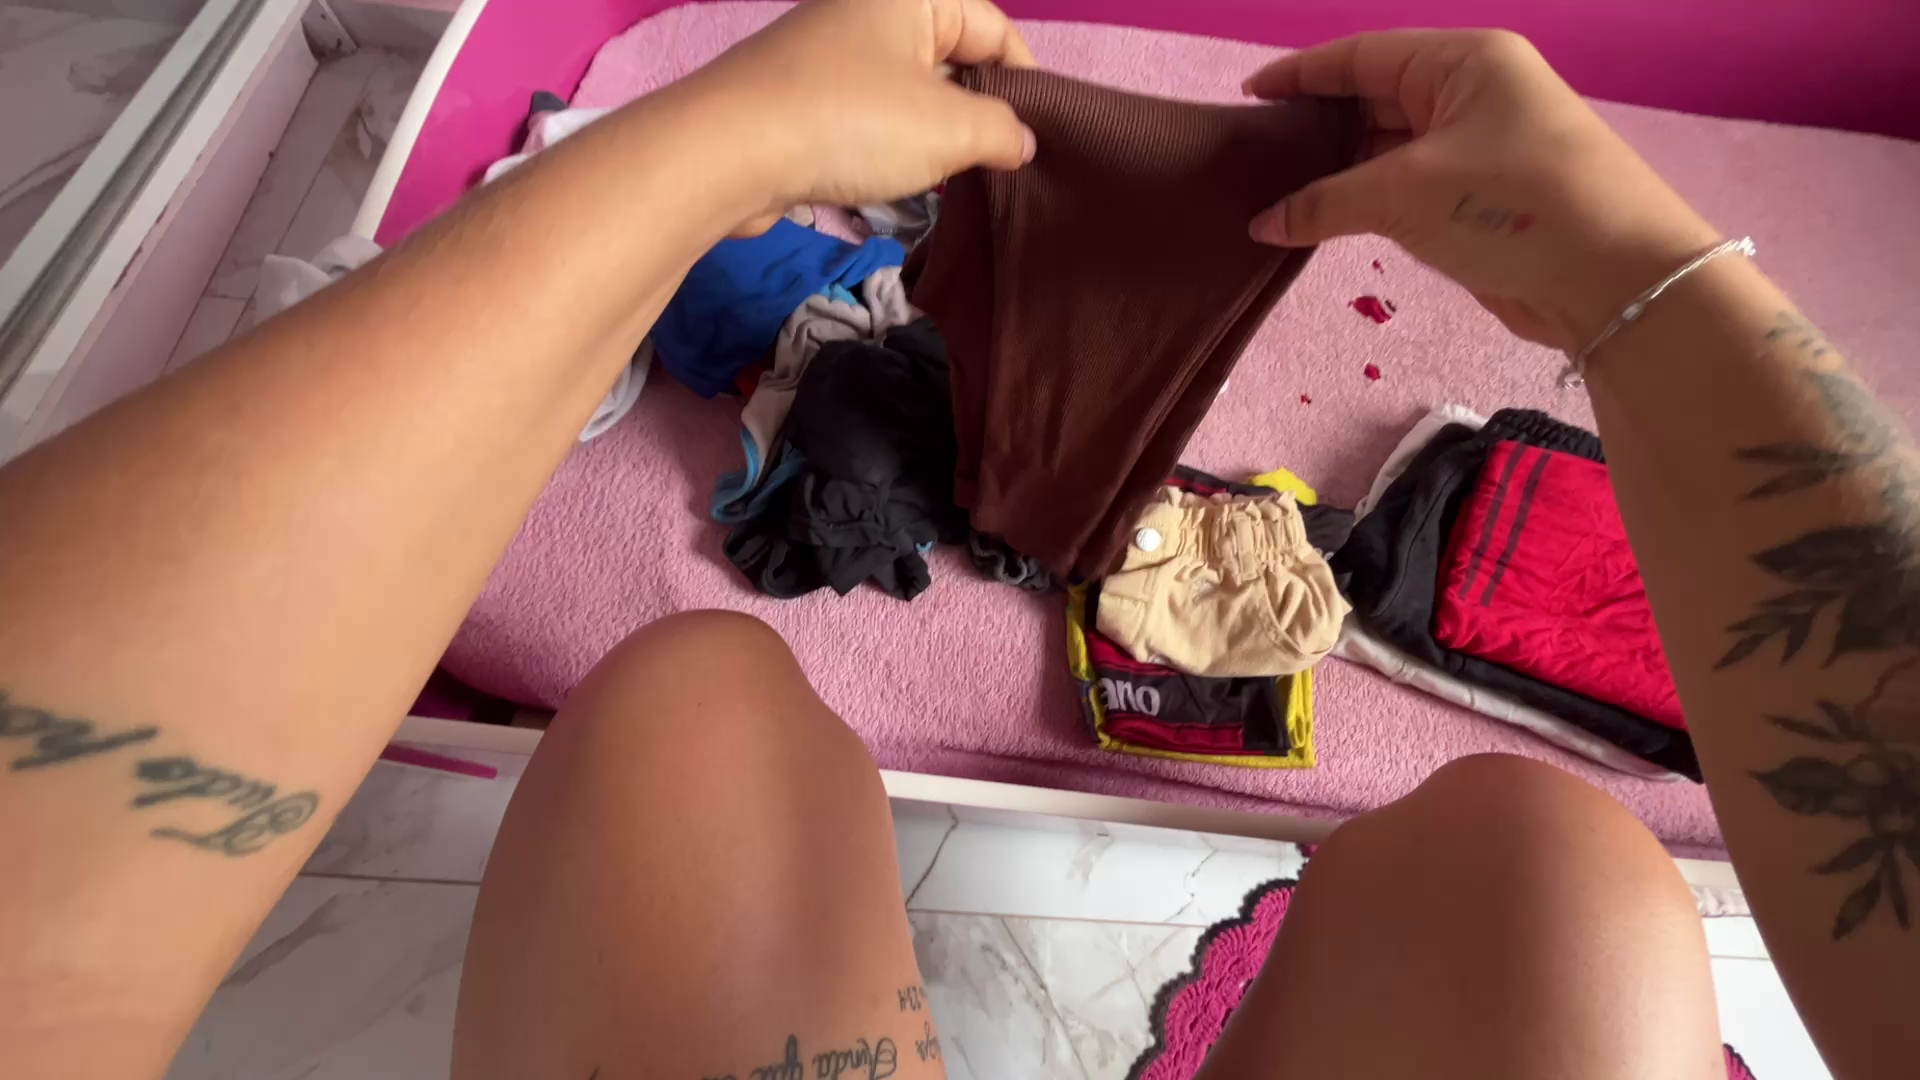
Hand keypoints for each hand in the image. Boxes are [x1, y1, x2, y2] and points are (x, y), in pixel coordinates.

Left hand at [687, 0, 1037, 226]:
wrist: (736, 151)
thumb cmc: (855, 123)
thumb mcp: (947, 128)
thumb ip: (999, 133)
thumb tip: (1023, 142)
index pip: (994, 30)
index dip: (1025, 84)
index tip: (1042, 138)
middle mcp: (874, 13)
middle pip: (953, 61)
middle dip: (982, 115)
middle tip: (1004, 170)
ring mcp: (838, 57)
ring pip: (914, 96)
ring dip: (940, 140)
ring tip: (961, 184)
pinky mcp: (812, 100)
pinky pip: (876, 119)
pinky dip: (900, 149)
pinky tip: (911, 184)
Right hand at [1243, 30, 1721, 350]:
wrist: (1605, 274)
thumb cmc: (1511, 206)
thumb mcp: (1406, 194)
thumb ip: (1324, 204)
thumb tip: (1260, 223)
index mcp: (1462, 63)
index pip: (1362, 56)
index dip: (1301, 74)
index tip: (1248, 96)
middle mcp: (1466, 94)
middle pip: (1370, 97)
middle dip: (1313, 122)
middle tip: (1255, 152)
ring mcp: (1468, 145)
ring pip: (1380, 145)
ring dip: (1330, 168)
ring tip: (1273, 188)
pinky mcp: (1466, 195)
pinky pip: (1393, 185)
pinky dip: (1353, 199)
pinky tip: (1316, 217)